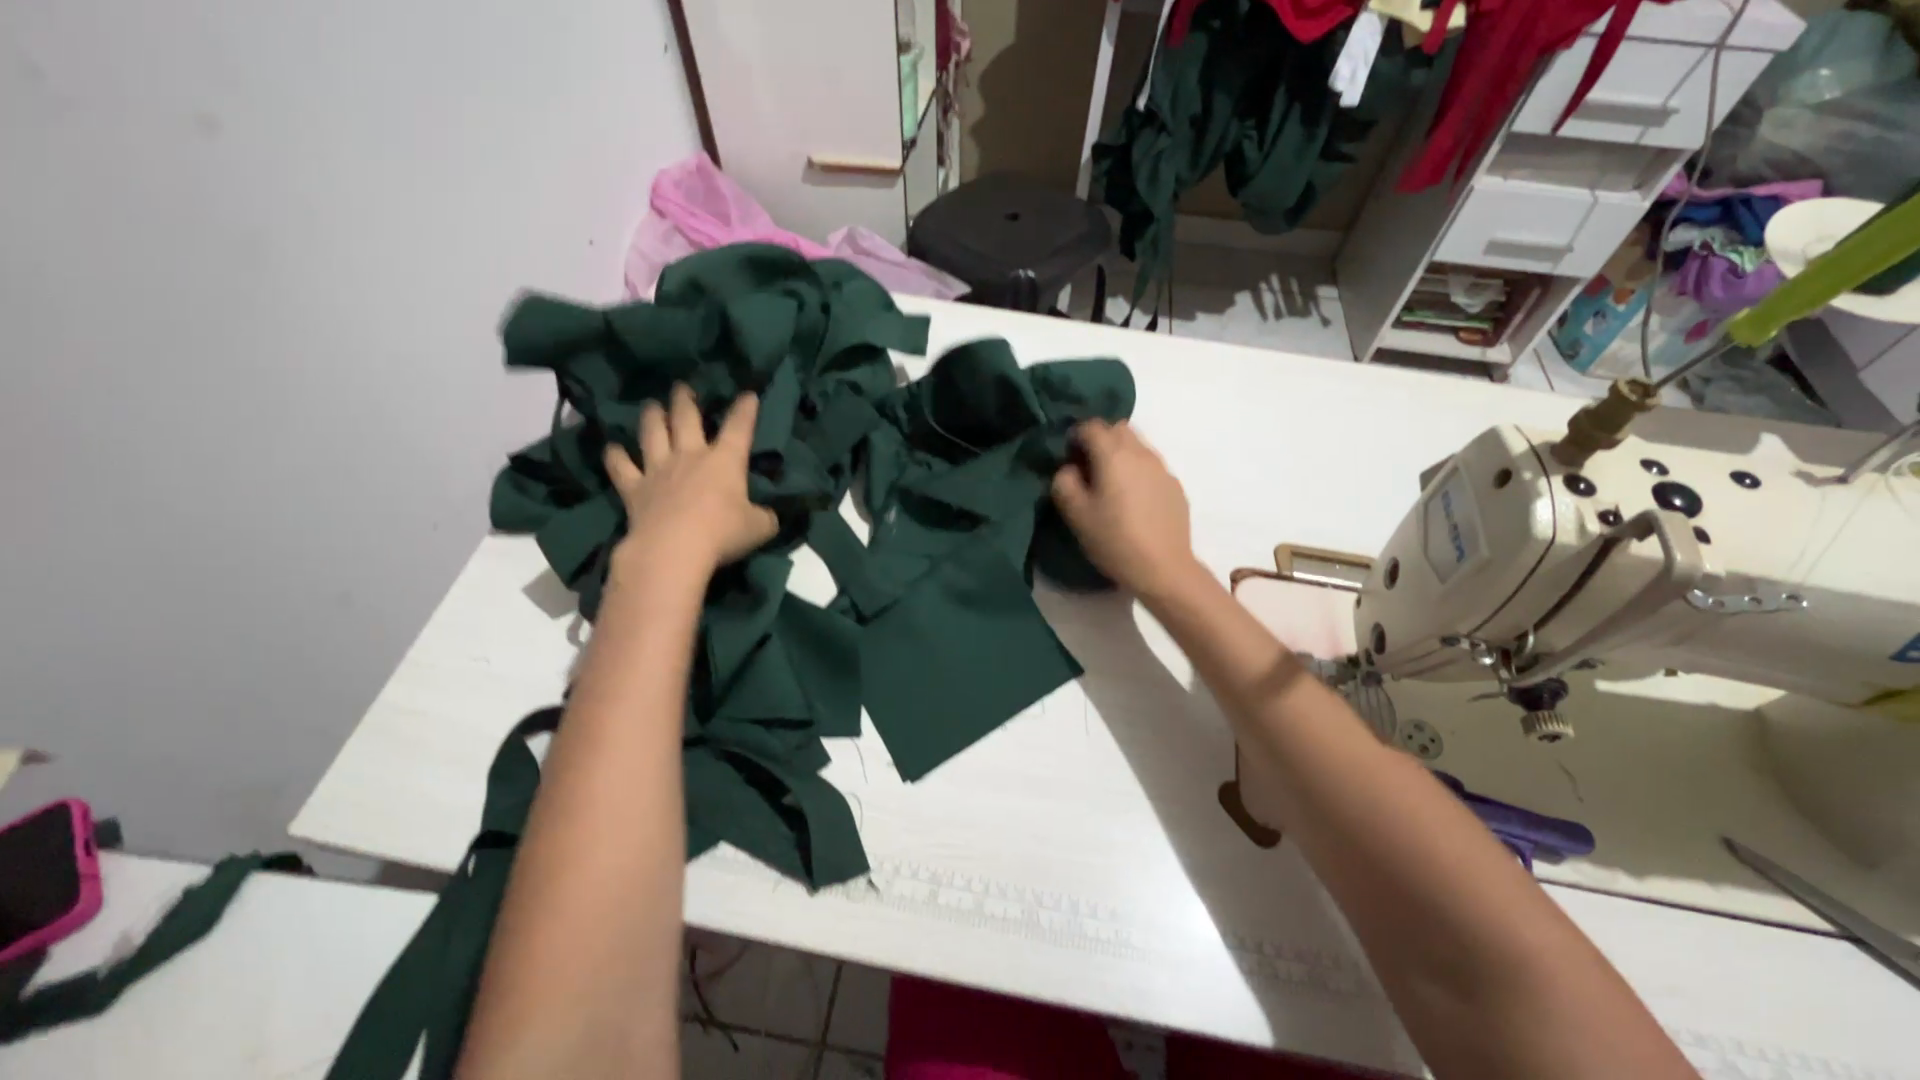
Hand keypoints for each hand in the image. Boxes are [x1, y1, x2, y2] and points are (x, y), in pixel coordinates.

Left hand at [604, 384, 778, 579]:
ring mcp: (658, 469)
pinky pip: (620, 467)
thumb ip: (765, 518)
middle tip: (682, 387)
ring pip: (652, 433)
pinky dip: (615, 456)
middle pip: (686, 418)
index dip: (745, 409)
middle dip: (686, 400)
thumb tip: (769, 517)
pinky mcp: (634, 489)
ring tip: (651, 405)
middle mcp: (690, 456)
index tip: (748, 394)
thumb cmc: (722, 534)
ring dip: (652, 416)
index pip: (739, 427)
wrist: (674, 549)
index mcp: (725, 460)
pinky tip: (611, 448)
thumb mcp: (759, 528)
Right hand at [1050, 420, 1200, 600]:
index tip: (1068, 458)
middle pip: (1118, 429)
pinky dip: (1137, 472)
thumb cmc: (1114, 540)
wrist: (1164, 568)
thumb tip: (1069, 468)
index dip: (1076, 437)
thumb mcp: (1076, 514)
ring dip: (1121, 455)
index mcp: (1114, 454)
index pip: (1091, 426)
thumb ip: (1064, 482)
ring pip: (1137, 446)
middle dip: (1100, 440)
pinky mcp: (1175, 486)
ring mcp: (1162, 468)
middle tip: (1088, 468)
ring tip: (1111, 485)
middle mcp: (1141, 452)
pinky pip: (1151, 467)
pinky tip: (1134, 501)